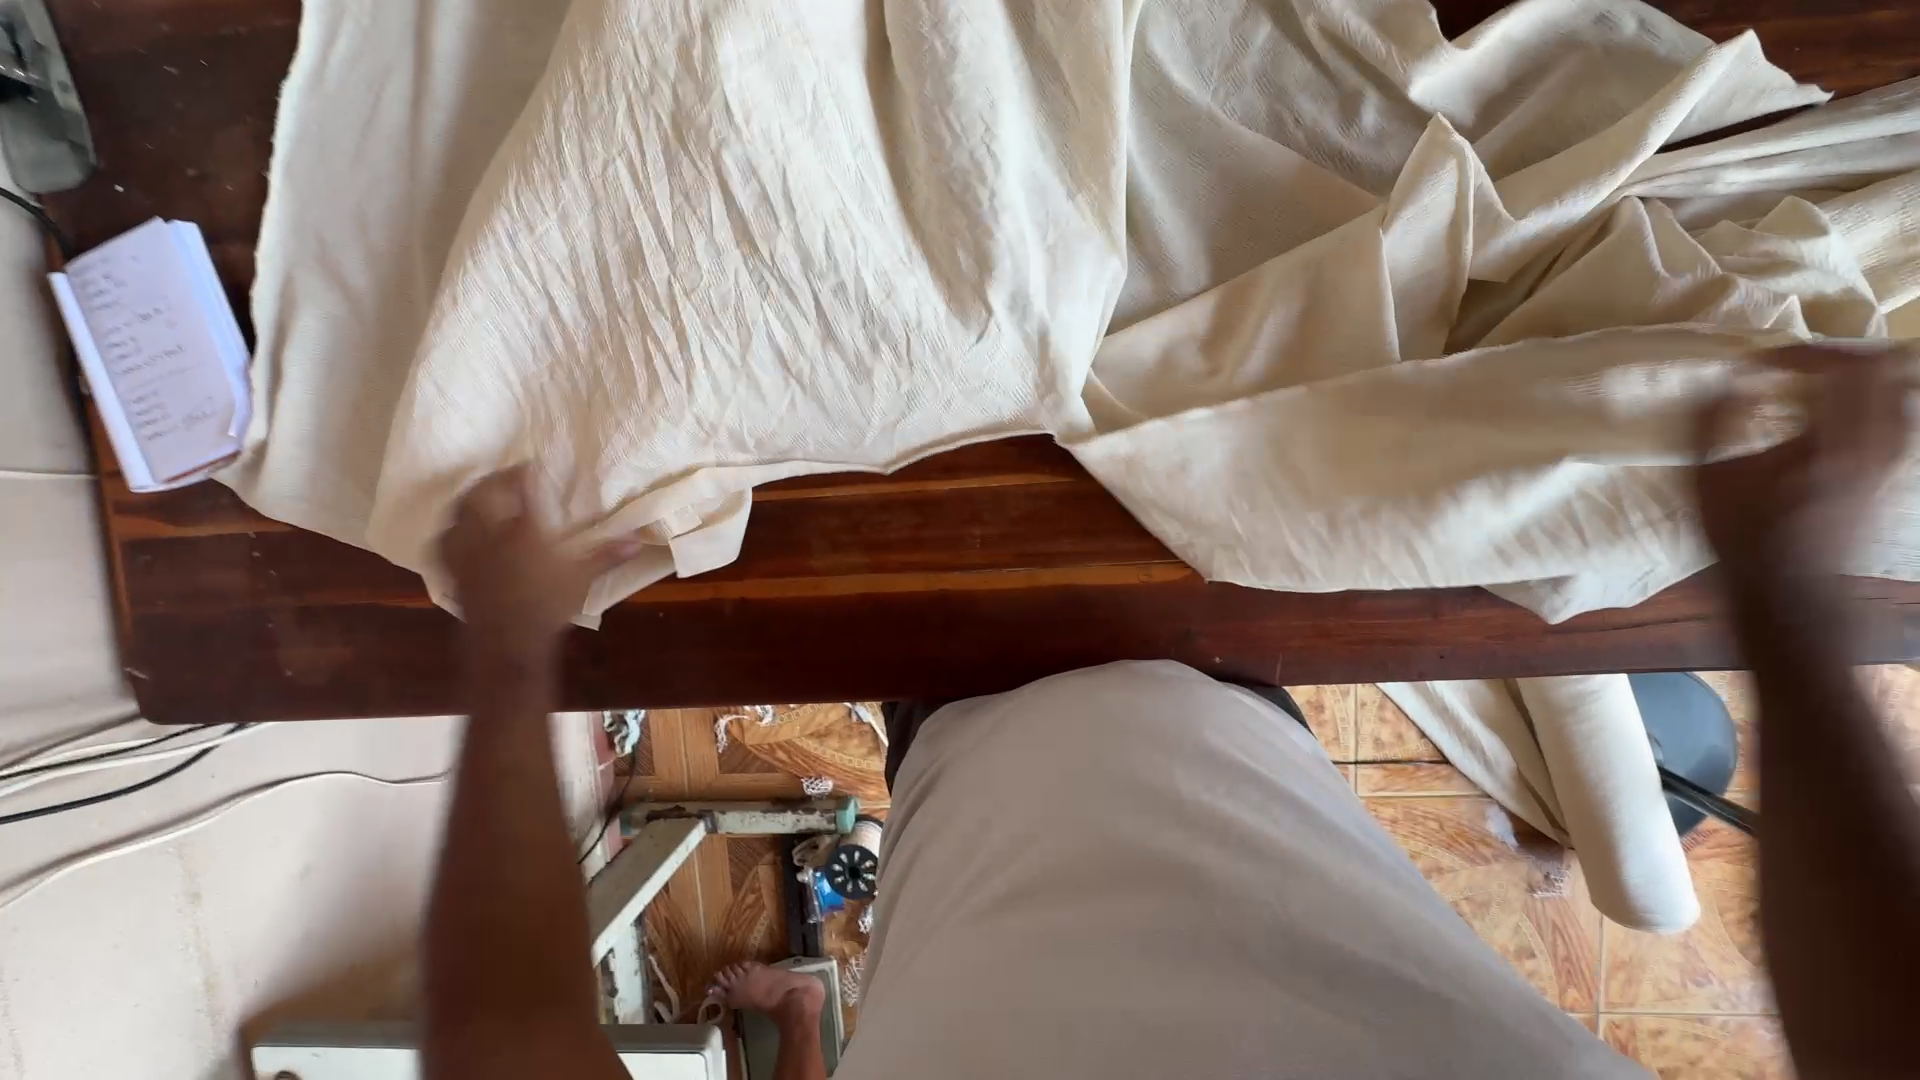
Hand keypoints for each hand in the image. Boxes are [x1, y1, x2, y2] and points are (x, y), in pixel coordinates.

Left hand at [439, 466, 641, 660]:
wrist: (507, 642)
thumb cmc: (548, 607)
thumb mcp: (582, 578)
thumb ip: (606, 556)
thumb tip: (638, 541)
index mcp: (523, 530)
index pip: (522, 489)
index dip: (526, 473)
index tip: (533, 465)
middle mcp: (489, 533)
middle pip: (482, 495)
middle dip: (493, 481)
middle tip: (507, 477)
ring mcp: (466, 551)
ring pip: (458, 513)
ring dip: (468, 500)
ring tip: (481, 496)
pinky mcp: (452, 569)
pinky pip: (444, 539)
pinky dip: (452, 528)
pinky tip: (458, 530)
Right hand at [1694, 345, 1911, 586]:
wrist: (1792, 587)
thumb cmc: (1741, 534)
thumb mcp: (1709, 478)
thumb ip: (1714, 421)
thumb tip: (1728, 377)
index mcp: (1833, 439)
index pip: (1846, 365)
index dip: (1802, 352)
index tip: (1761, 362)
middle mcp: (1879, 440)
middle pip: (1893, 367)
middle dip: (1842, 356)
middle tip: (1797, 365)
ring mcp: (1895, 455)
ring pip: (1905, 389)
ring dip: (1862, 377)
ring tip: (1816, 385)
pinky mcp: (1895, 469)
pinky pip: (1900, 414)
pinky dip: (1872, 401)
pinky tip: (1829, 418)